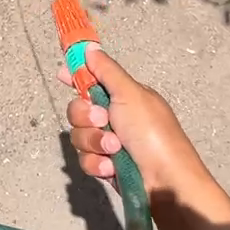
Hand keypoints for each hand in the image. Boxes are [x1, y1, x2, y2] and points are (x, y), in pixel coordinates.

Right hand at [61, 47, 205, 195]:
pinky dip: (97, 163)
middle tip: (103, 120)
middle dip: (85, 116)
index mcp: (124, 98)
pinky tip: (112, 168)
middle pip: (77, 108)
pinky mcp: (105, 165)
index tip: (62, 75)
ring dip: (94, 142)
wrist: (167, 182)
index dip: (75, 77)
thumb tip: (90, 47)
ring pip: (78, 135)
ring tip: (114, 150)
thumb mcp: (131, 95)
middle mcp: (114, 118)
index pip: (92, 80)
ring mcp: (108, 143)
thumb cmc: (152, 133)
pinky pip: (85, 159)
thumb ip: (107, 71)